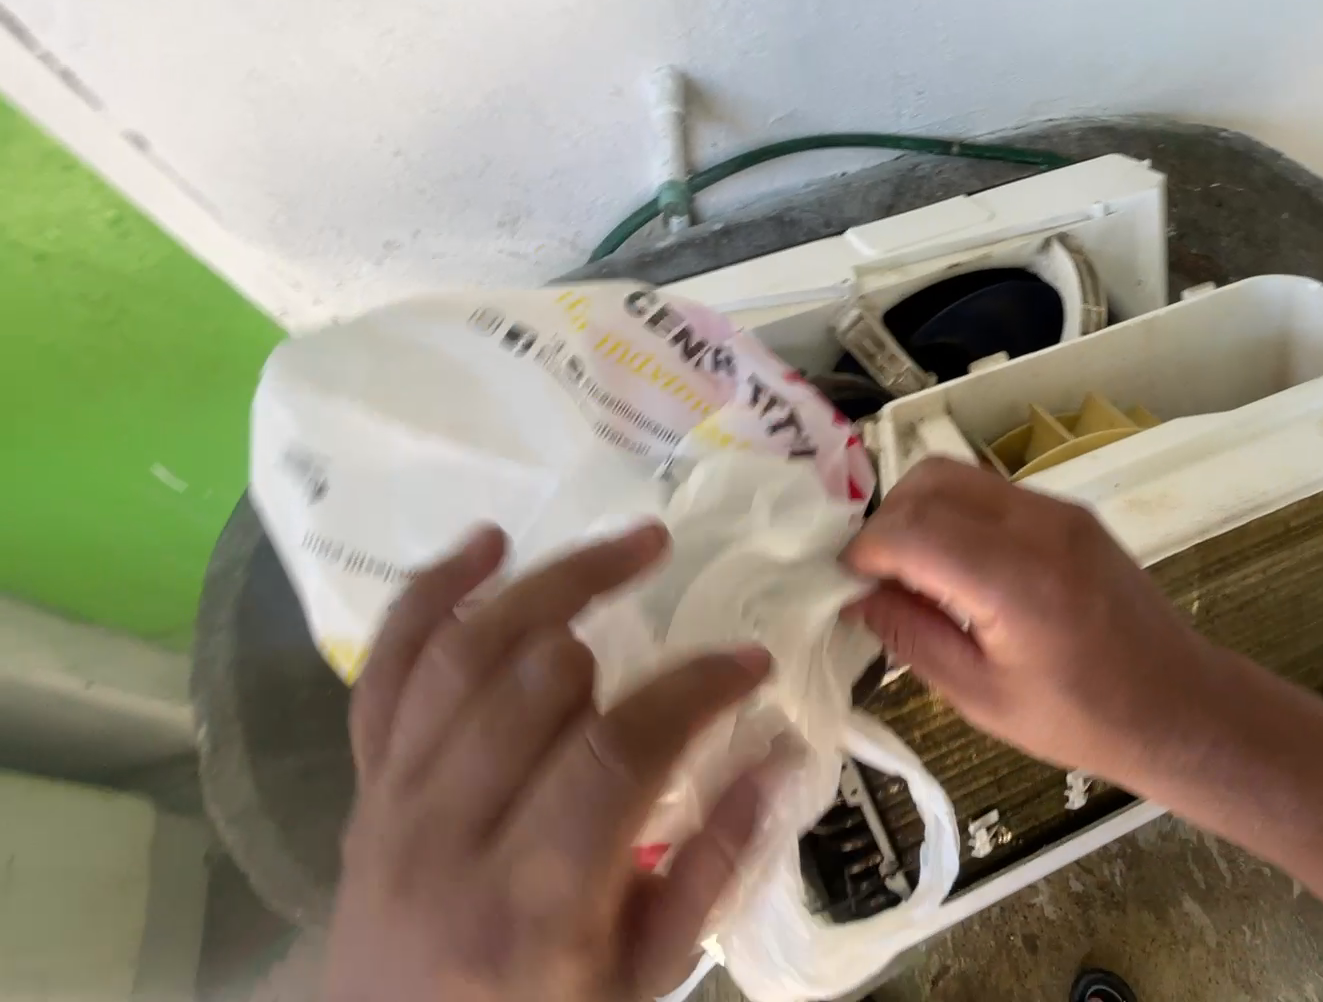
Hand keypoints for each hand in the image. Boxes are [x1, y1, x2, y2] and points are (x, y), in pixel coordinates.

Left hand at [325, 524, 770, 1001]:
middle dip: (615, 611)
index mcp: (533, 896)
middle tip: (672, 577)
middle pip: (533, 680)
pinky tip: (491, 543)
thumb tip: (778, 755)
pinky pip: (387, 667)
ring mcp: (393, 798)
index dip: (695, 687)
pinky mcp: (365, 779)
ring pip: (464, 652)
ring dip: (550, 580)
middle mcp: (449, 834)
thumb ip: (717, 862)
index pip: (619, 750)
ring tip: (623, 544)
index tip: (751, 661)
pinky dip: (435, 592)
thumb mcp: (650, 972)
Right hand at [843, 459, 1217, 782]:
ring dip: (920, 511)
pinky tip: (958, 564)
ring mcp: (1059, 509)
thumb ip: (911, 636)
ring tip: (913, 570)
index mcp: (1015, 579)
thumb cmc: (1082, 719)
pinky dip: (956, 513)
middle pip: (931, 480)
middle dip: (887, 520)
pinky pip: (992, 491)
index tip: (845, 583)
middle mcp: (1037, 523)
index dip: (864, 550)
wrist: (1178, 703)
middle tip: (877, 575)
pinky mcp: (1070, 511)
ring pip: (959, 475)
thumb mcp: (981, 697)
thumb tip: (855, 595)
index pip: (911, 529)